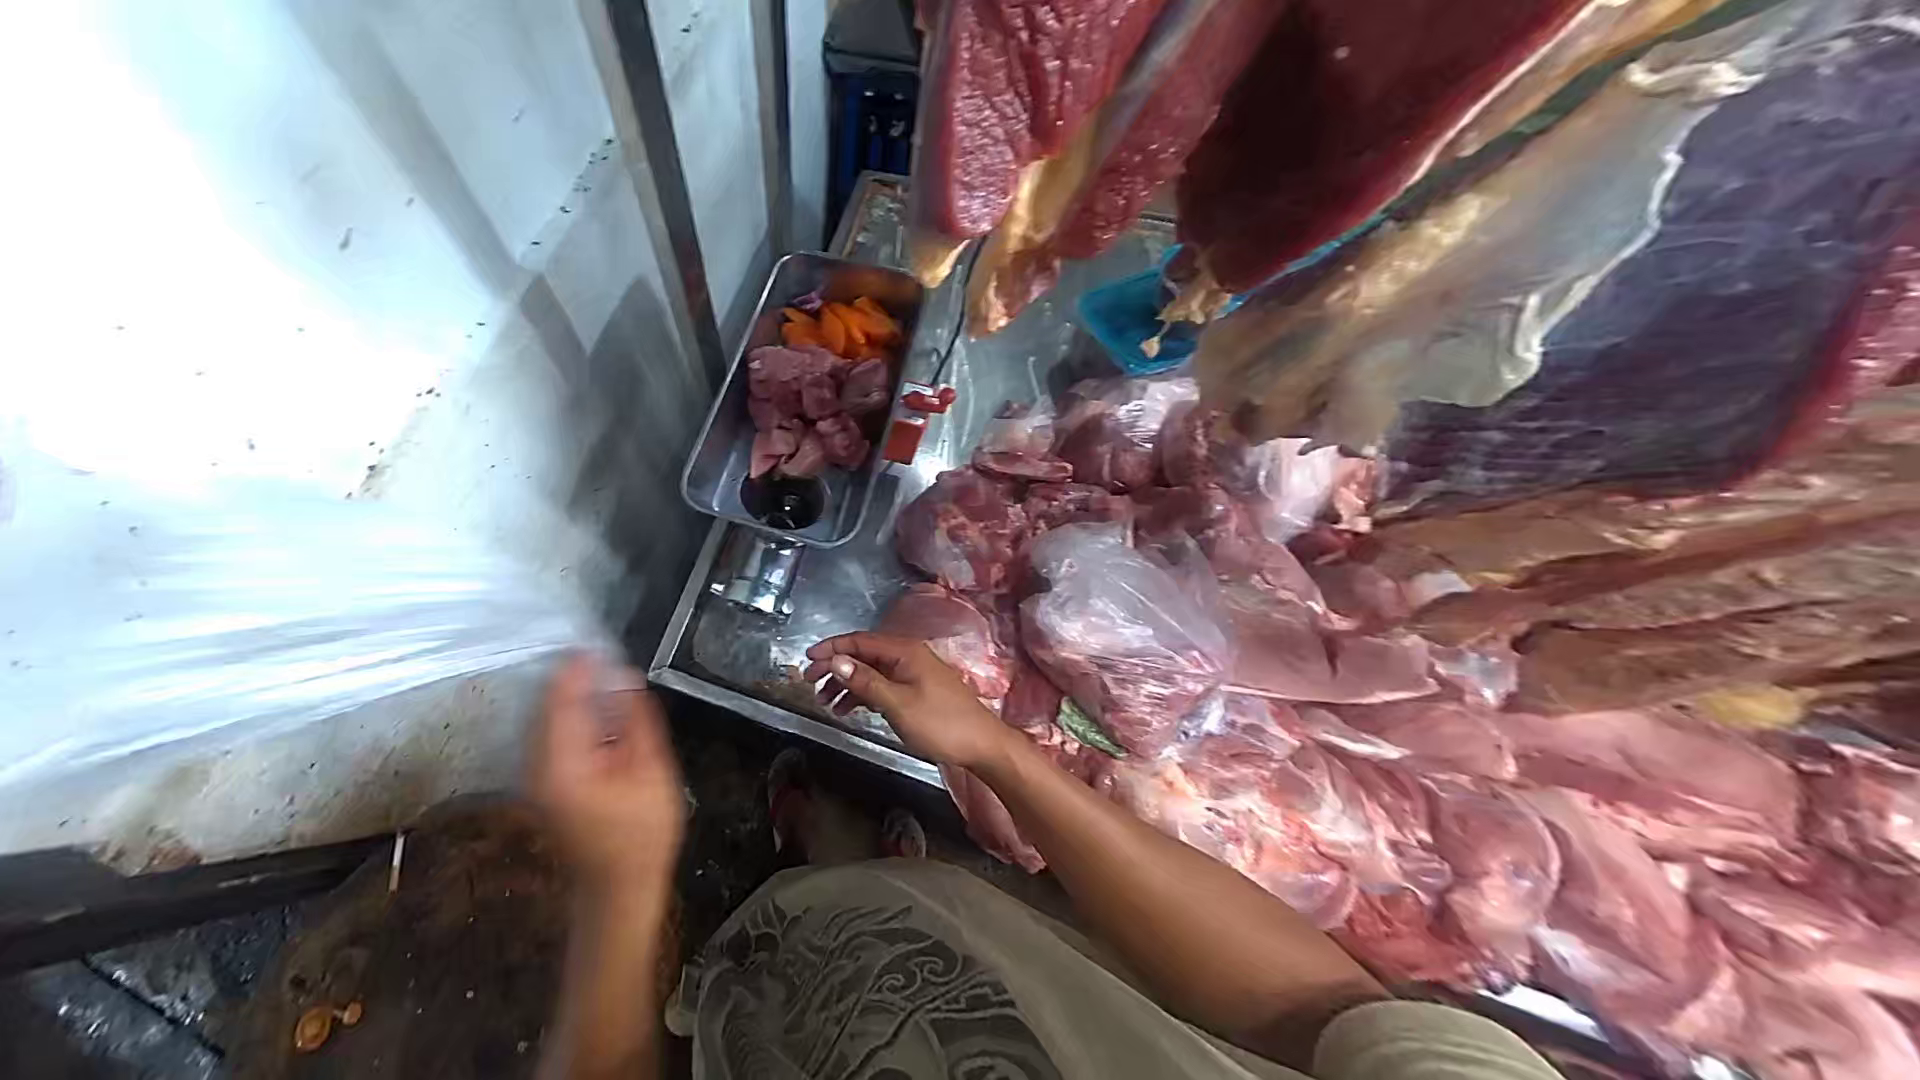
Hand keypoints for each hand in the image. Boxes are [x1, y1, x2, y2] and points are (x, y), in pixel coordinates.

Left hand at [528, 653, 685, 896]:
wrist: (619, 887)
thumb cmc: (642, 832)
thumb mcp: (652, 770)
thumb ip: (636, 719)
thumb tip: (624, 678)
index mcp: (562, 764)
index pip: (559, 700)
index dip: (576, 668)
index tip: (595, 642)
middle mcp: (537, 768)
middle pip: (546, 706)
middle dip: (572, 676)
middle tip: (603, 652)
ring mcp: (535, 778)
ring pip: (545, 719)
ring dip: (571, 693)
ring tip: (603, 671)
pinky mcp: (544, 784)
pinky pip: (551, 735)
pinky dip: (570, 714)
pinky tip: (597, 708)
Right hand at [804, 633, 1015, 768]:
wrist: (981, 744)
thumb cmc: (941, 724)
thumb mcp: (897, 704)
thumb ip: (866, 682)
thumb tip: (836, 661)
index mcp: (905, 652)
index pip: (860, 641)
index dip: (832, 648)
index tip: (807, 659)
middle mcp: (909, 656)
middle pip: (864, 655)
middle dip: (835, 667)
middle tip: (810, 683)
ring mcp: (914, 673)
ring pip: (872, 672)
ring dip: (847, 684)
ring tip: (824, 702)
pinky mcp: (917, 690)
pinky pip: (883, 685)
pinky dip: (864, 695)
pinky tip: (849, 709)